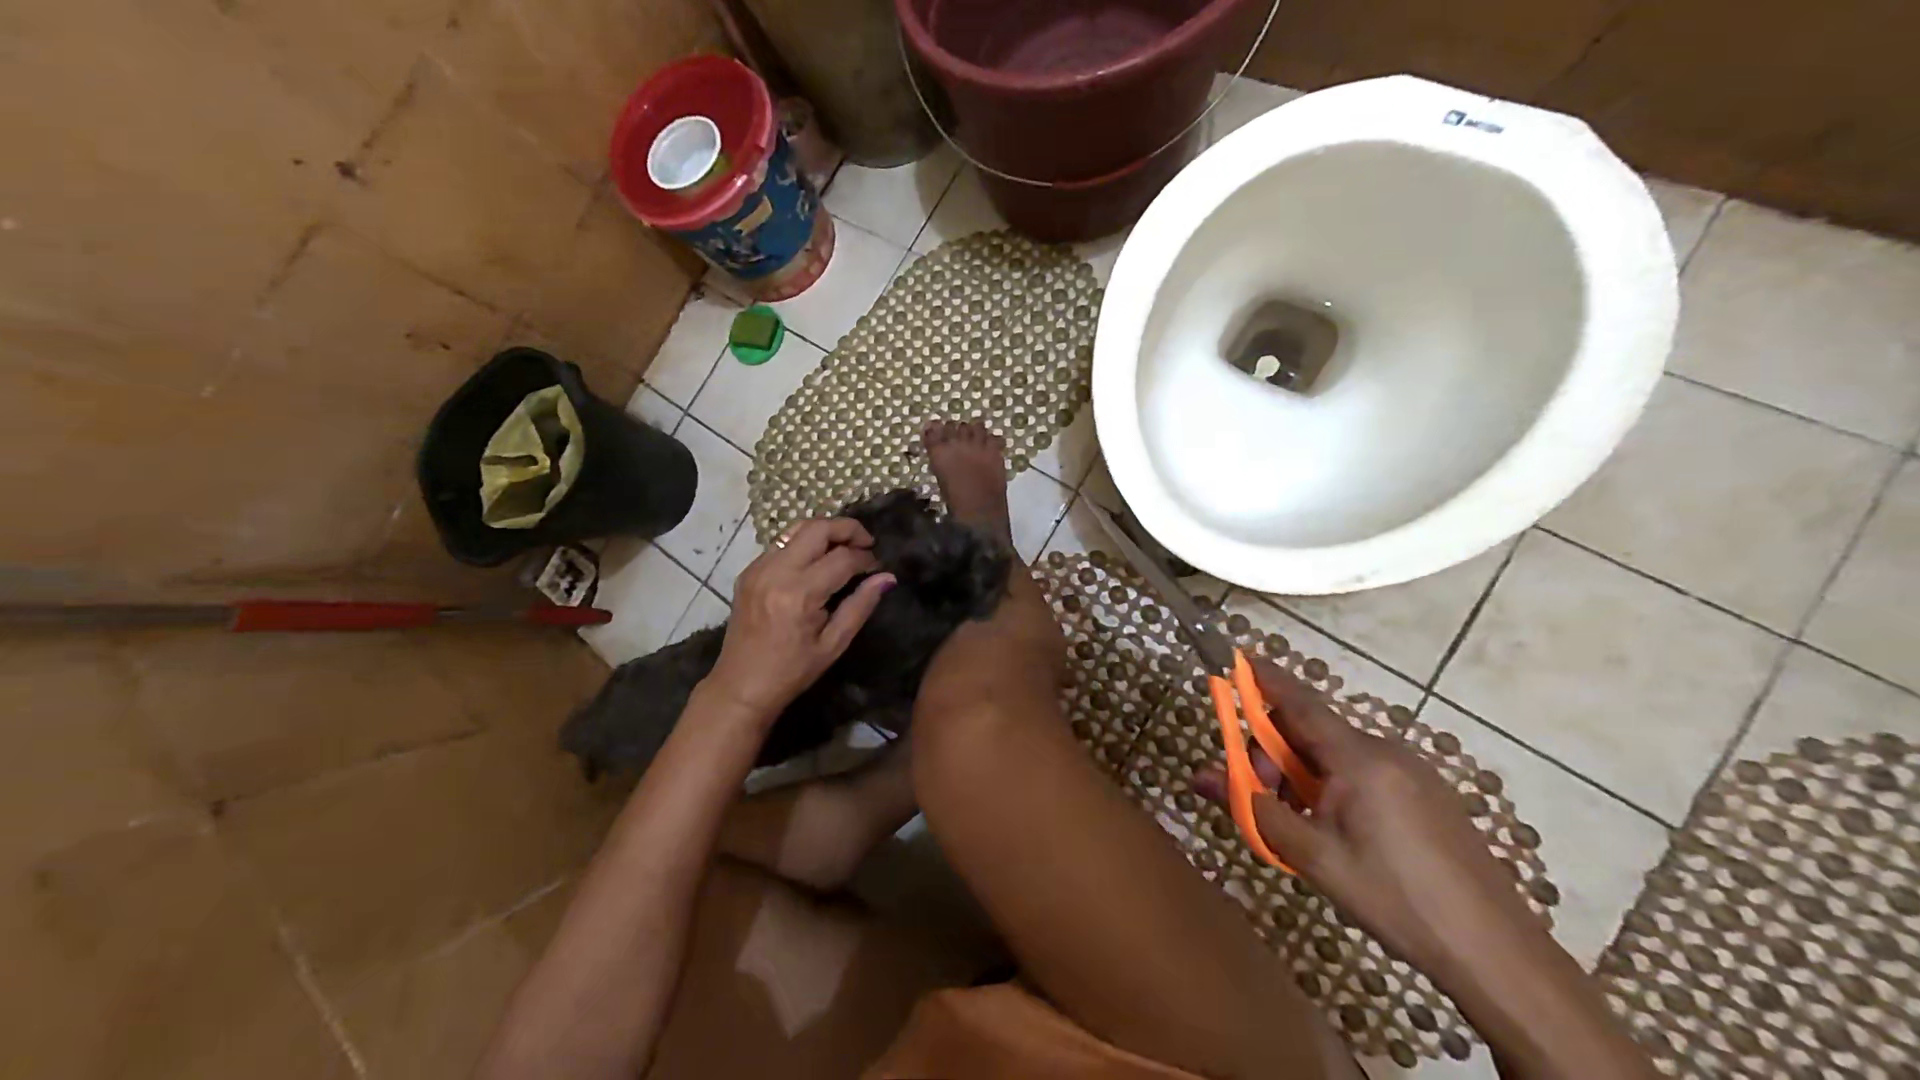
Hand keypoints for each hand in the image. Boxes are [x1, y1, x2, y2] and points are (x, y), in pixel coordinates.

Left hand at [704, 518, 894, 718]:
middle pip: (818, 528)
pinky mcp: (748, 571)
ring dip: (825, 532)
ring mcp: (758, 568)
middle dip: (847, 529)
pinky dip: (804, 544)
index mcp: (799, 594)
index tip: (877, 567)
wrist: (741, 685)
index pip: (842, 558)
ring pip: (797, 529)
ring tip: (844, 547)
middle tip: (866, 543)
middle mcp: (776, 572)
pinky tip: (816, 562)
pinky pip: (781, 544)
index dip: (866, 558)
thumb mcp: (834, 644)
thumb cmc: (792, 671)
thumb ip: (861, 605)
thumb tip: (887, 577)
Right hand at [1195, 660, 1546, 981]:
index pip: (1299, 702)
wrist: (1495, 953)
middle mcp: (1387, 752)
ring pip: (1336, 755)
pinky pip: (1364, 773)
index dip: (1264, 679)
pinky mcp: (1428, 795)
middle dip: (1274, 753)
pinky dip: (1333, 785)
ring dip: (1302, 775)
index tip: (1237, 660)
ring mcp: (1413, 772)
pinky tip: (1336, 832)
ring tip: (1298, 825)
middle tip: (1259, 796)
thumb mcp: (1313, 856)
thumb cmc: (1395, 898)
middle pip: (1312, 731)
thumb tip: (1200, 777)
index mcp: (1359, 758)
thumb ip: (1253, 809)